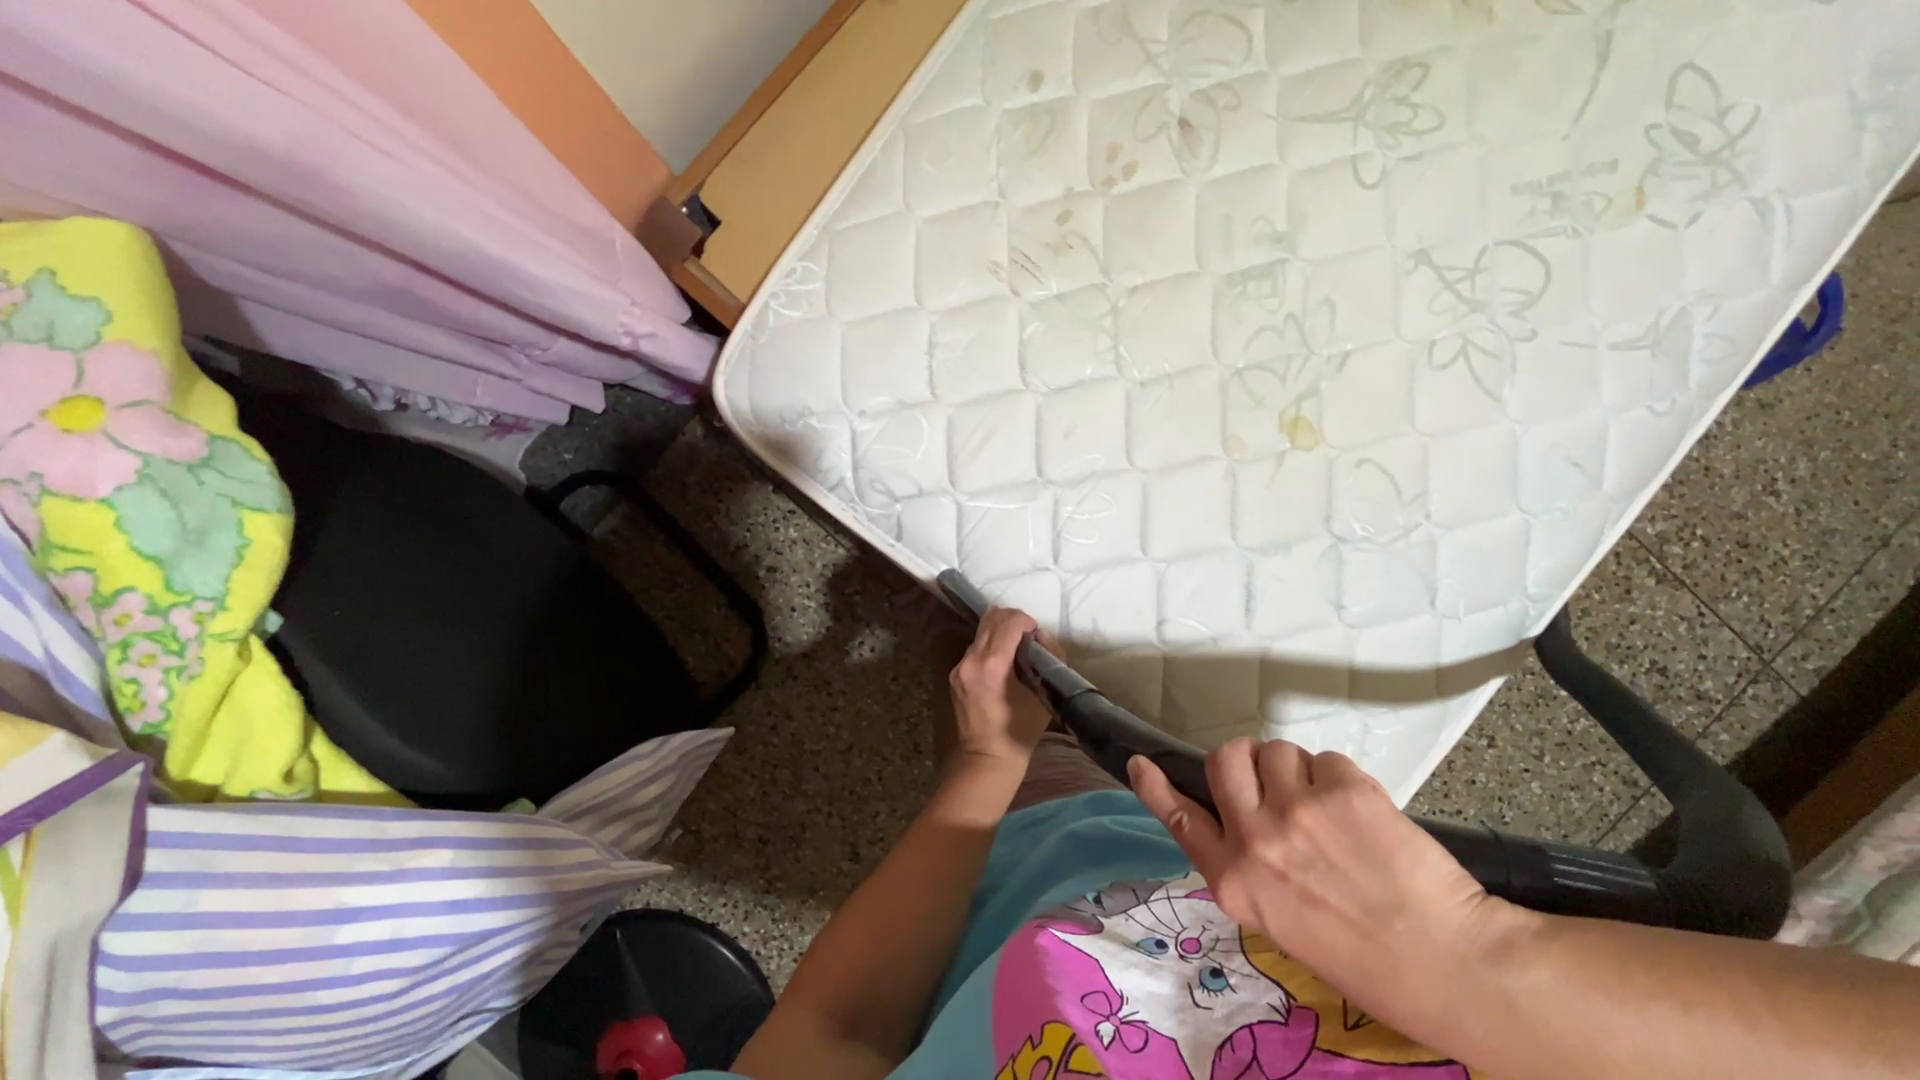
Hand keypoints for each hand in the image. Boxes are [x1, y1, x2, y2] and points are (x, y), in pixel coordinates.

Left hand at [946, 608, 1058, 770]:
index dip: (1025, 620)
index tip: (1036, 631)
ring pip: (980, 633)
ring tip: (1017, 645)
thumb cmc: (1021, 731)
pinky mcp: (954, 675)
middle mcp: (971, 660)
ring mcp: (959, 668)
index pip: (1008, 623)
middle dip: (1012, 619)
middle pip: (990, 620)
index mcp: (993, 665)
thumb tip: (1041, 637)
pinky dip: (990, 646)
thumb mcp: (1044, 694)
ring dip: (1000, 631)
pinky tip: (1003, 661)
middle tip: (1029, 632)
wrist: (987, 758)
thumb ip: (1049, 659)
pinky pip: (974, 649)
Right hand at [1128, 739, 1525, 1027]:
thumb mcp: (1281, 923)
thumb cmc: (1361, 958)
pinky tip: (1364, 814)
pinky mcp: (1342, 791)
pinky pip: (1326, 759)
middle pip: (1224, 760)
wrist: (1442, 961)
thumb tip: (1249, 823)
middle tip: (1272, 780)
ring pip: (1275, 751)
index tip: (1140, 762)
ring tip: (1328, 805)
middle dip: (1244, 761)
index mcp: (1234, 882)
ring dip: (1296, 768)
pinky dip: (1340, 778)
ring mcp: (1296, 811)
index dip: (1156, 787)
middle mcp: (1253, 840)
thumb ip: (1252, 870)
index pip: (1181, 819)